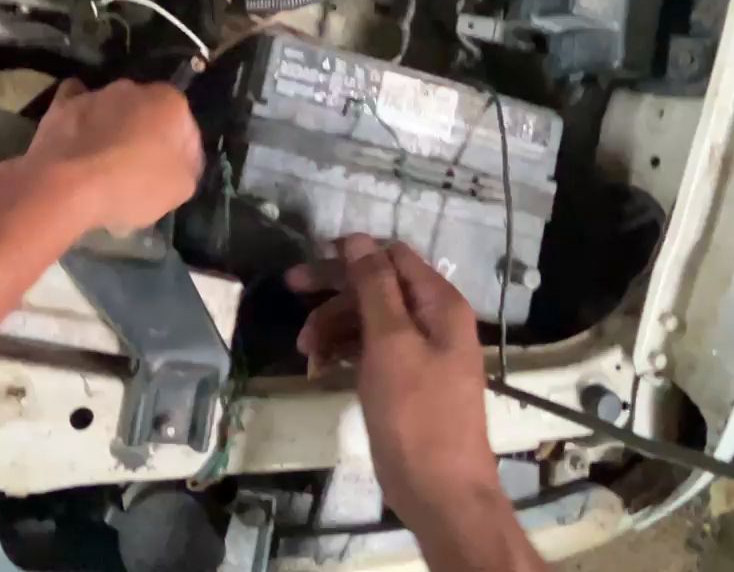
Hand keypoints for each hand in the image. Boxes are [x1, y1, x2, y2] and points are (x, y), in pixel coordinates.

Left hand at [19, 78, 202, 233]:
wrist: (66, 185)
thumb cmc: (132, 185)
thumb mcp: (181, 189)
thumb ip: (188, 166)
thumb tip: (181, 160)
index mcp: (170, 103)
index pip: (186, 130)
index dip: (183, 157)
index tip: (172, 179)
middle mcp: (135, 88)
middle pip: (149, 115)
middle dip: (147, 137)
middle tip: (140, 172)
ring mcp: (96, 93)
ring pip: (114, 109)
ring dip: (115, 127)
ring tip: (104, 163)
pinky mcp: (63, 104)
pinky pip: (77, 104)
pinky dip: (81, 116)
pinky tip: (79, 136)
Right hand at [289, 237, 514, 545]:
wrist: (441, 494)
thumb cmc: (416, 413)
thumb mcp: (390, 341)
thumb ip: (374, 285)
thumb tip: (357, 238)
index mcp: (439, 303)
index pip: (392, 256)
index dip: (352, 254)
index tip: (312, 261)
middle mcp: (434, 319)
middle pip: (378, 284)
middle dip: (335, 289)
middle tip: (292, 288)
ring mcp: (421, 350)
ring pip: (369, 316)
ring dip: (334, 323)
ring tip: (306, 349)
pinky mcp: (406, 378)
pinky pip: (371, 347)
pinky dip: (345, 349)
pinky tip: (321, 365)